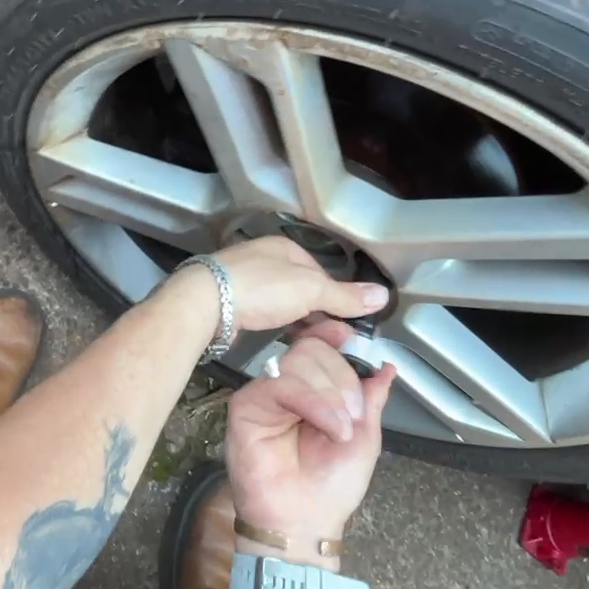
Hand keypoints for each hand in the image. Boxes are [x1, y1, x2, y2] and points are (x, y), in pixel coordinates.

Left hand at [204, 236, 391, 331]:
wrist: (205, 302)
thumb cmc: (261, 288)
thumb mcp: (310, 290)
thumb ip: (344, 296)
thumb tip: (383, 295)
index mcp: (282, 247)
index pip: (318, 270)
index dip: (333, 295)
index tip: (343, 321)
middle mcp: (261, 257)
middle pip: (297, 286)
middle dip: (313, 310)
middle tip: (327, 337)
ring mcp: (241, 278)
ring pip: (278, 300)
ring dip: (293, 319)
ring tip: (306, 341)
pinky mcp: (226, 300)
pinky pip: (258, 311)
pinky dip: (271, 322)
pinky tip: (274, 336)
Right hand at [225, 320, 396, 544]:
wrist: (304, 521)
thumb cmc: (332, 485)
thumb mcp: (365, 437)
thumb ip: (371, 399)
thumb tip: (388, 367)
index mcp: (313, 388)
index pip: (317, 345)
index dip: (332, 336)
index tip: (350, 339)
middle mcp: (286, 385)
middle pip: (311, 349)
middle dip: (341, 378)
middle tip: (353, 415)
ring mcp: (265, 394)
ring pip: (297, 362)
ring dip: (330, 394)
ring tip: (340, 430)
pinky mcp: (246, 406)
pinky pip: (281, 385)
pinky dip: (313, 402)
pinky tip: (329, 426)